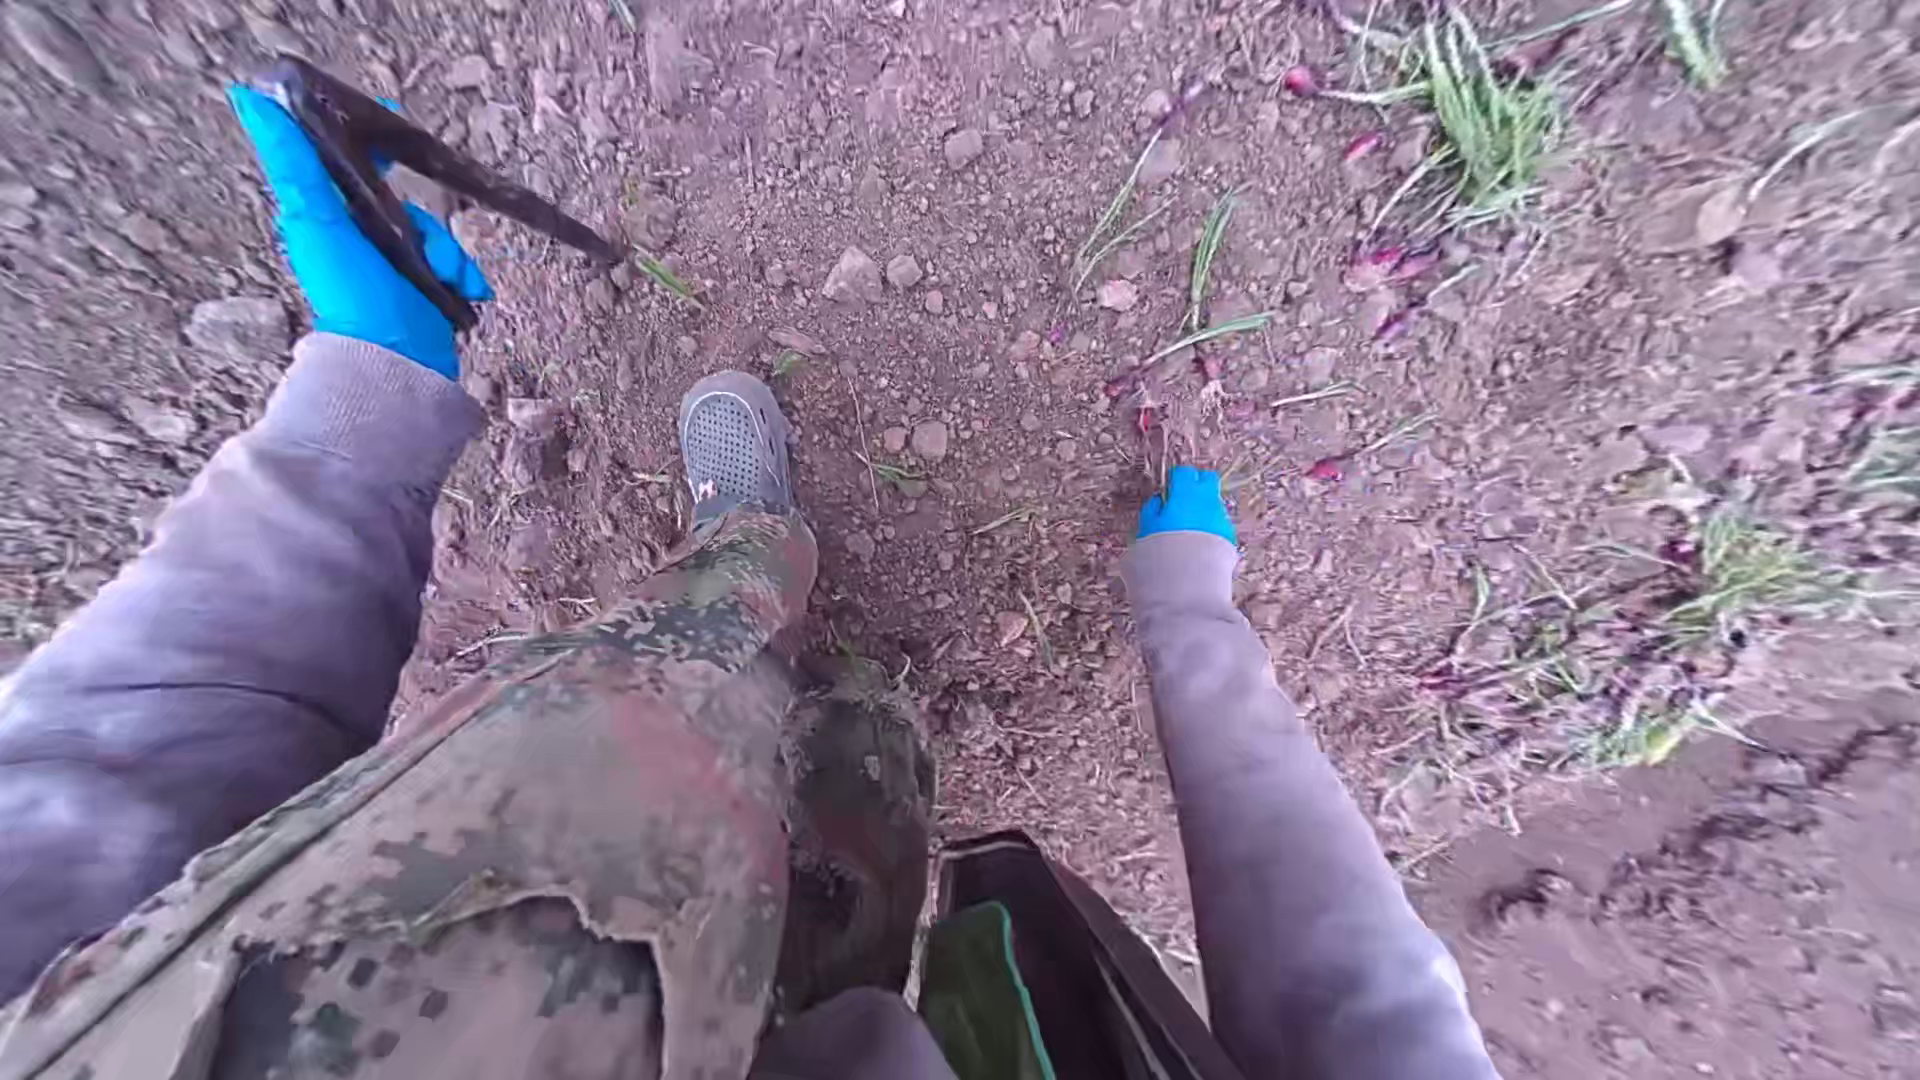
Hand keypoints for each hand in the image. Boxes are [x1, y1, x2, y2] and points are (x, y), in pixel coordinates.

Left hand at [227, 85, 491, 378]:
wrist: (396, 357)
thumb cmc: (354, 292)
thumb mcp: (319, 224)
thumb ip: (295, 167)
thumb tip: (253, 99)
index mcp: (337, 220)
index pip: (354, 170)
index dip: (373, 145)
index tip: (394, 124)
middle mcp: (370, 242)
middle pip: (415, 214)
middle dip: (435, 232)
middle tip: (436, 256)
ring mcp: (404, 271)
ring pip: (445, 245)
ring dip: (457, 261)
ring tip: (456, 283)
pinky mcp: (434, 295)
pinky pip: (463, 274)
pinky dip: (470, 282)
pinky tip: (471, 294)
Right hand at [1137, 465, 1236, 544]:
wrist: (1187, 576)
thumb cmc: (1163, 548)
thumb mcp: (1147, 526)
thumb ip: (1152, 509)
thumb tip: (1158, 502)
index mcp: (1186, 493)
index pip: (1184, 472)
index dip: (1176, 477)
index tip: (1170, 485)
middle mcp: (1207, 500)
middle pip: (1207, 479)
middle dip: (1197, 484)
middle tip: (1183, 496)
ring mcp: (1220, 516)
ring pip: (1213, 502)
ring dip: (1203, 507)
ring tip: (1188, 524)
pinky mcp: (1228, 534)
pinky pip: (1218, 522)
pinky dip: (1209, 526)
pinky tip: (1198, 540)